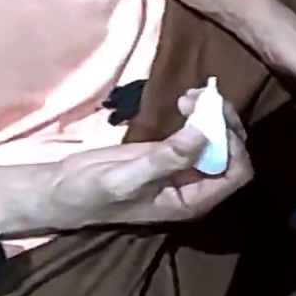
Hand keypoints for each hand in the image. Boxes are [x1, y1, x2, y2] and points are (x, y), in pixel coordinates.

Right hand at [46, 88, 251, 227]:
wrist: (59, 190)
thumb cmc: (89, 194)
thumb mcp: (124, 179)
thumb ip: (165, 160)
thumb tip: (203, 134)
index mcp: (195, 200)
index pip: (236, 174)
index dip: (234, 149)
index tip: (215, 123)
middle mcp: (200, 185)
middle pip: (233, 153)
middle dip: (225, 124)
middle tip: (207, 99)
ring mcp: (190, 168)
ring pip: (220, 139)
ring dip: (215, 115)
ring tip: (195, 95)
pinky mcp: (177, 152)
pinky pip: (202, 133)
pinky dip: (201, 115)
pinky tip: (188, 100)